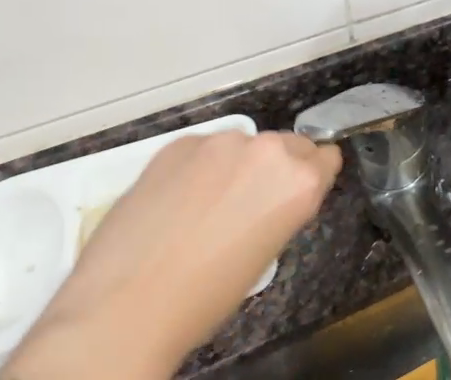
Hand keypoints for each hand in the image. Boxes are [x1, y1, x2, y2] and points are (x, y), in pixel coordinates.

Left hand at [4, 131, 341, 379]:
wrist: (123, 308)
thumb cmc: (205, 298)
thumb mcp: (265, 254)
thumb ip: (280, 208)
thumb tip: (268, 198)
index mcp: (301, 181)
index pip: (326, 158)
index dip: (312, 178)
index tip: (293, 197)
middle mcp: (268, 150)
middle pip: (288, 144)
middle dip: (274, 169)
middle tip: (248, 207)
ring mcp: (220, 142)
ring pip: (243, 145)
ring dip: (234, 166)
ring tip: (203, 208)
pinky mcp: (178, 143)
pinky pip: (202, 149)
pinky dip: (196, 169)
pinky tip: (174, 203)